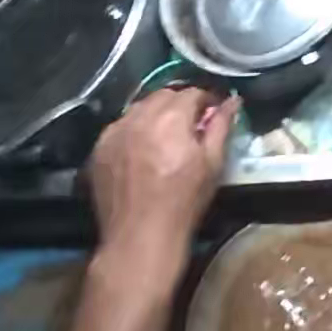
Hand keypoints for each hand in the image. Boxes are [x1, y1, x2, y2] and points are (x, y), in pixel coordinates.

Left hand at [87, 87, 239, 271]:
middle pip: (164, 96)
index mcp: (171, 118)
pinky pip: (121, 126)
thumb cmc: (183, 202)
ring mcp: (115, 131)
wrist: (140, 237)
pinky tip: (141, 150)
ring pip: (140, 108)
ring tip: (164, 138)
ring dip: (155, 115)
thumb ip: (221, 127)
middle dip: (179, 105)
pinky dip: (134, 130)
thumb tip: (232, 101)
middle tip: (190, 127)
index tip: (212, 115)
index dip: (206, 102)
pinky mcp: (100, 147)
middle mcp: (139, 116)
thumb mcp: (212, 164)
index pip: (192, 93)